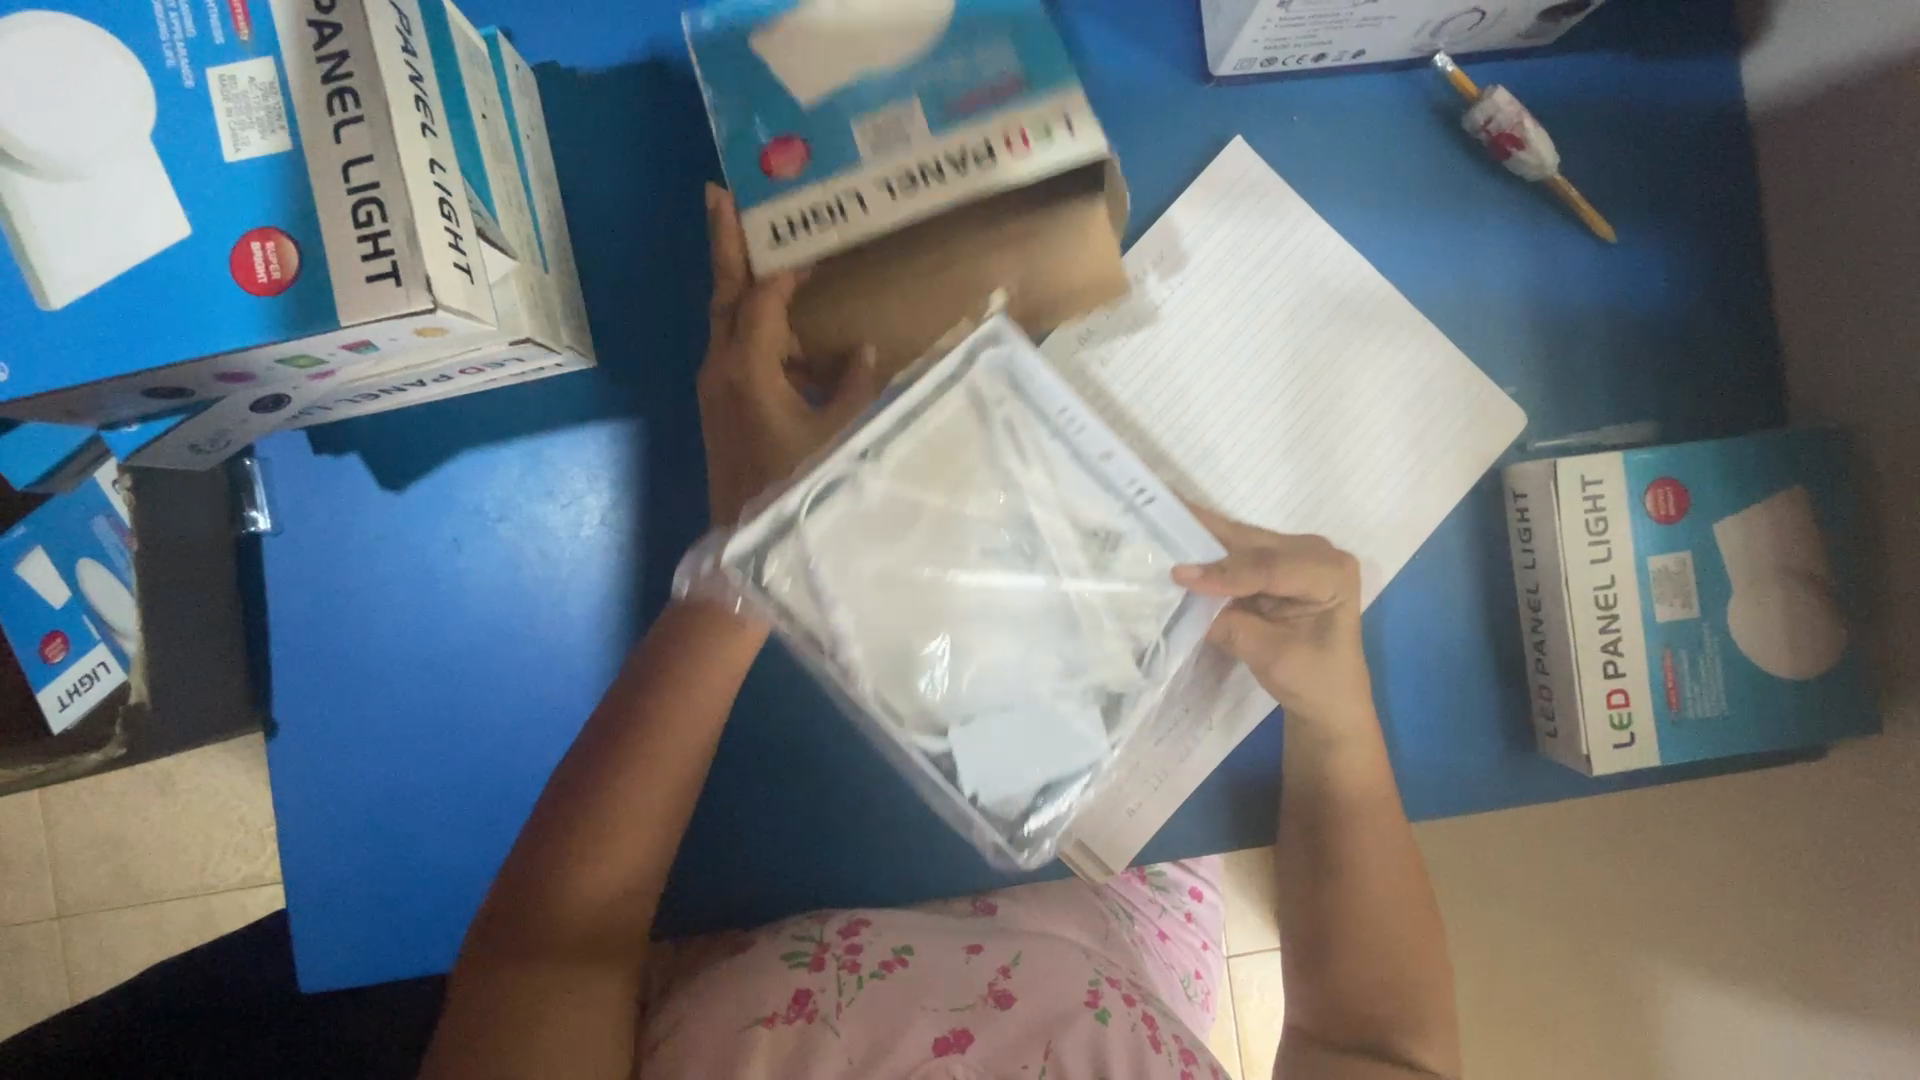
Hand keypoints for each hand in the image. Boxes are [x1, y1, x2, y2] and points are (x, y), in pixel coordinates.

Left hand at [698, 183, 882, 524]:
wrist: (746, 541)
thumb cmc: (795, 487)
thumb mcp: (838, 434)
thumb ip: (854, 387)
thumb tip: (863, 352)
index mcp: (747, 368)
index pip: (763, 299)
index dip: (786, 267)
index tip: (809, 238)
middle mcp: (720, 368)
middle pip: (724, 294)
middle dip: (725, 243)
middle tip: (721, 193)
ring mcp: (716, 387)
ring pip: (729, 323)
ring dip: (749, 292)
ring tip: (774, 263)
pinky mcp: (720, 406)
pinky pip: (738, 354)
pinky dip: (762, 336)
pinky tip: (797, 346)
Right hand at [1174, 508, 1372, 724]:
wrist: (1327, 697)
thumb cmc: (1311, 679)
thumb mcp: (1271, 657)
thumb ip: (1233, 626)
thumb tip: (1190, 601)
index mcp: (1331, 574)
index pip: (1271, 567)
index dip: (1226, 571)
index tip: (1181, 577)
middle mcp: (1315, 554)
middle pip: (1254, 545)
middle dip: (1207, 538)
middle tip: (1163, 519)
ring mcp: (1294, 555)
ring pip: (1241, 541)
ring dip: (1202, 538)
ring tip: (1165, 517)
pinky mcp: (1274, 564)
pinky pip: (1237, 551)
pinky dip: (1208, 549)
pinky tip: (1180, 536)